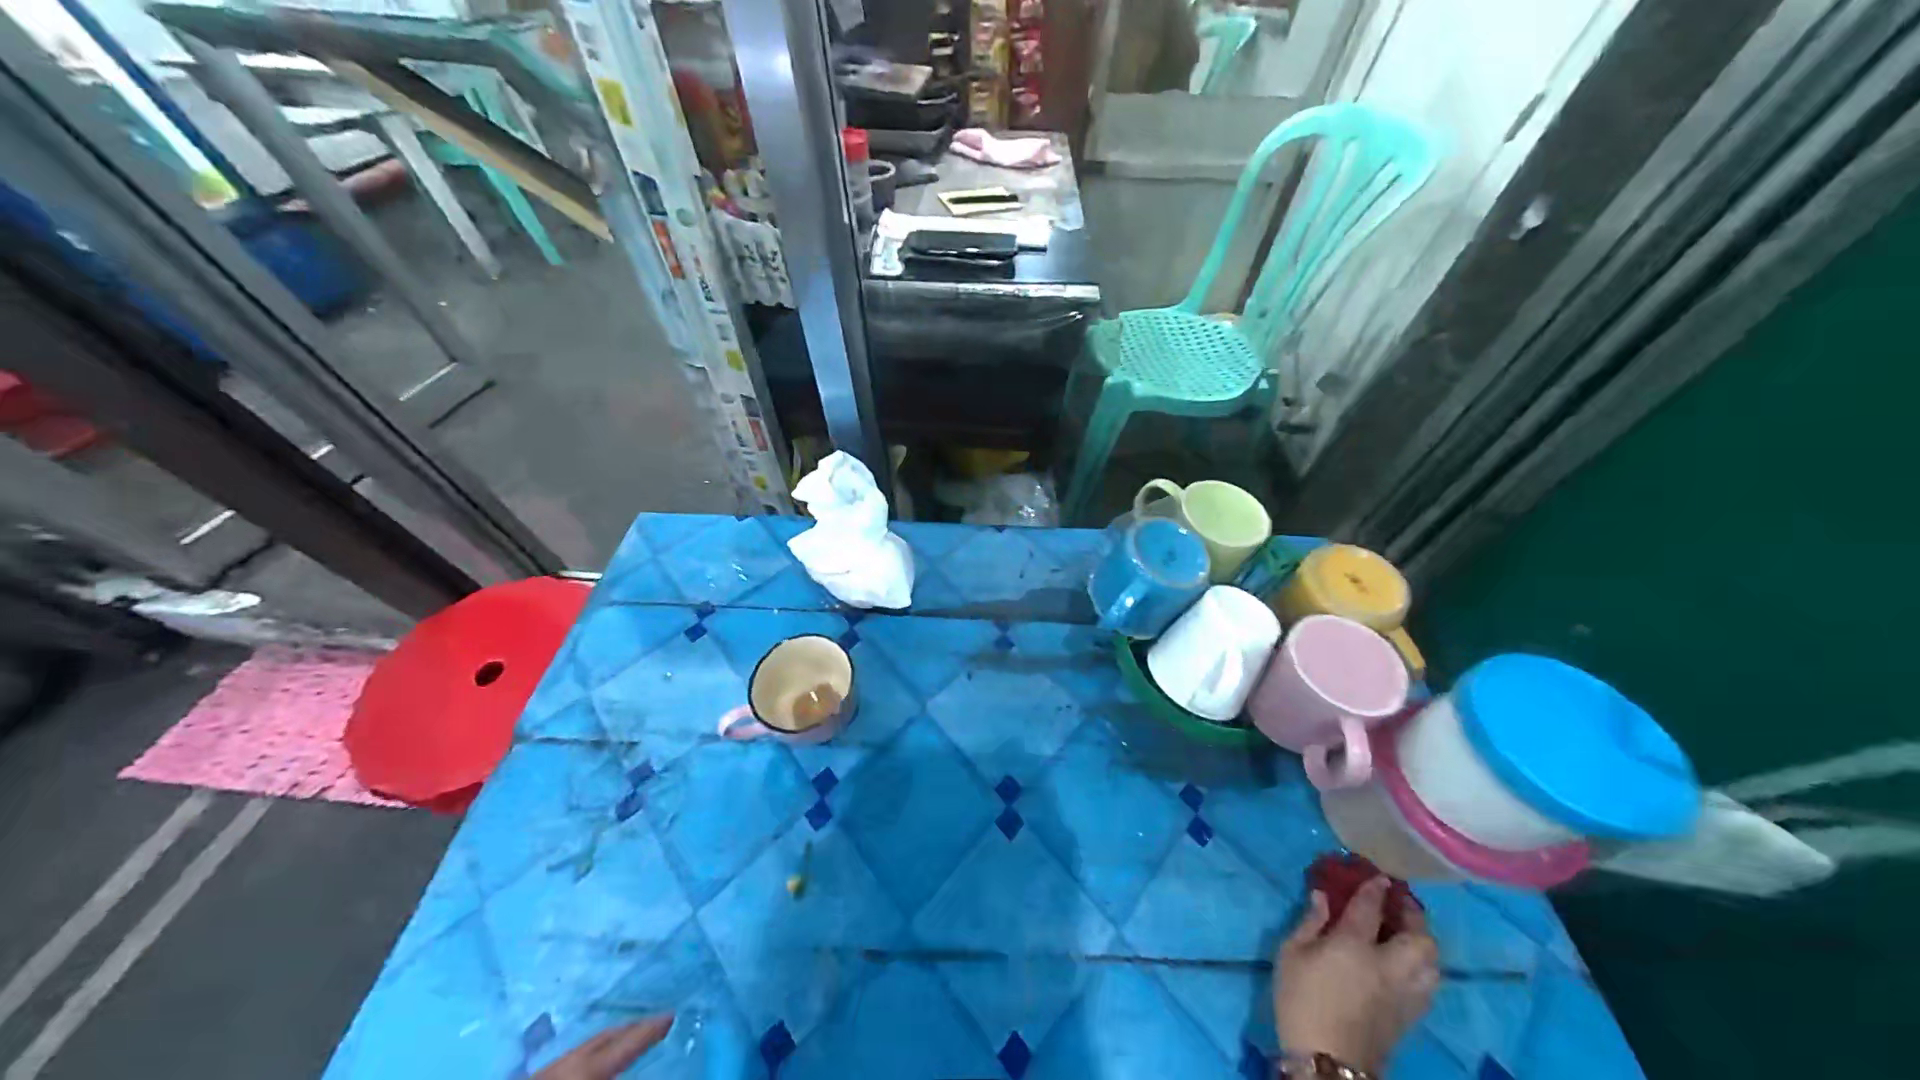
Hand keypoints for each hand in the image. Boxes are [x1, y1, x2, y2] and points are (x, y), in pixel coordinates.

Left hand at [530, 1015, 672, 1079]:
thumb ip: (616, 1077)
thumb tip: (659, 1075)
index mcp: (585, 1074)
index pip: (624, 1045)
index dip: (649, 1030)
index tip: (672, 1015)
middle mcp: (564, 1067)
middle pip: (603, 1039)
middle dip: (630, 1029)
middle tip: (654, 1024)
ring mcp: (543, 1075)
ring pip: (583, 1049)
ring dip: (608, 1043)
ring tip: (626, 1043)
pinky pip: (568, 1062)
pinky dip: (589, 1058)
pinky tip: (590, 1071)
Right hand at [1273, 878, 1437, 1074]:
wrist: (1328, 1061)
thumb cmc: (1301, 999)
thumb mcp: (1291, 953)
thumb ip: (1310, 922)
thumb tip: (1322, 897)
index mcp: (1355, 945)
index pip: (1371, 907)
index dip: (1375, 888)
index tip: (1379, 876)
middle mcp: (1390, 965)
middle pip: (1419, 936)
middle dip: (1413, 915)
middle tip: (1399, 903)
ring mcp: (1406, 992)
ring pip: (1432, 961)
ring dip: (1423, 940)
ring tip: (1407, 931)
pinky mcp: (1412, 1015)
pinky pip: (1429, 981)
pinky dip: (1424, 964)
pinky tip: (1406, 961)